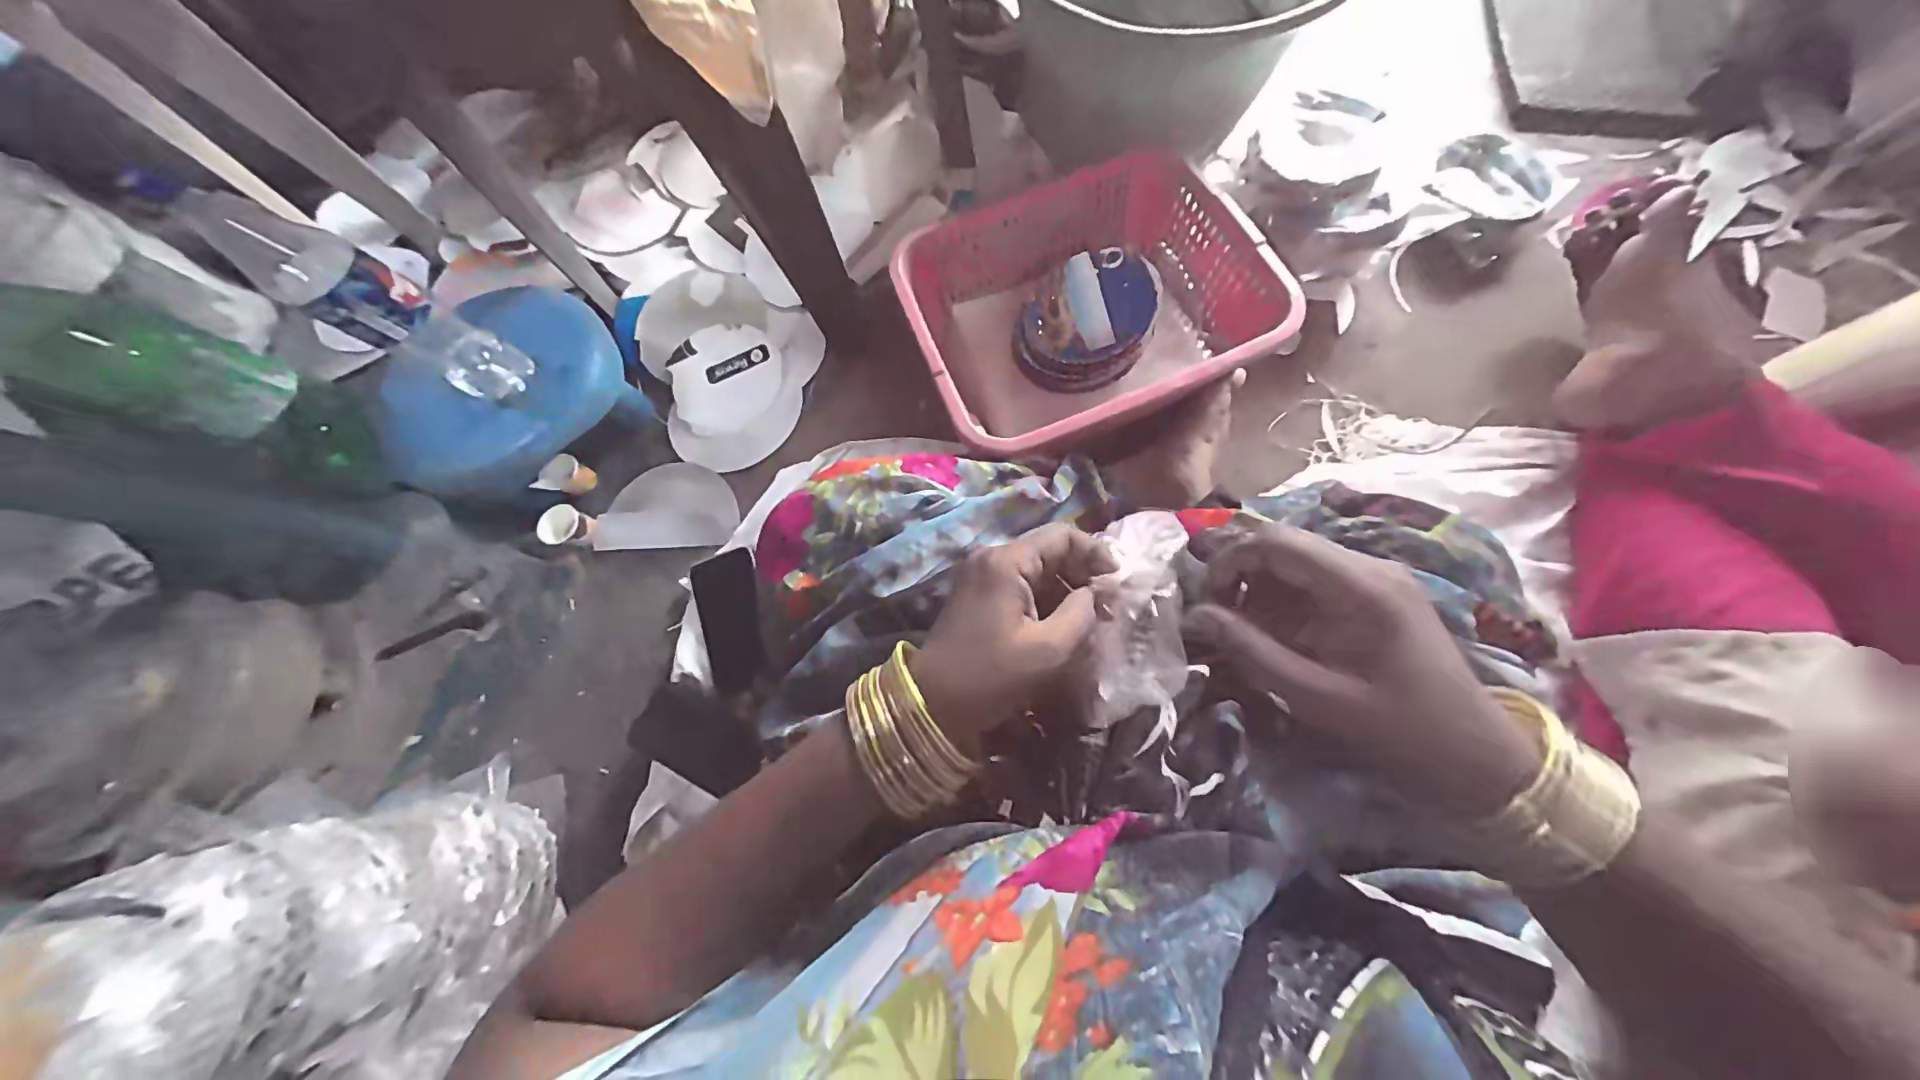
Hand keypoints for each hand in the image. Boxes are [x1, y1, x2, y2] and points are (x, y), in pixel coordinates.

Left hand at [910, 523, 1116, 751]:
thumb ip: (1081, 614)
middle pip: (1049, 551)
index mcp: (1006, 561)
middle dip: (1082, 575)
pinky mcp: (978, 594)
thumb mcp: (1048, 650)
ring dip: (1066, 591)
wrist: (932, 702)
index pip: (1062, 535)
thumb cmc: (990, 676)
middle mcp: (991, 557)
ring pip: (1037, 570)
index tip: (1117, 581)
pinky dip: (1045, 601)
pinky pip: (1021, 586)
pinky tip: (1062, 626)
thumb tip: (1094, 593)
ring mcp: (981, 575)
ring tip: (1090, 620)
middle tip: (1107, 607)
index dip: (1096, 553)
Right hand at [1186, 522, 1541, 816]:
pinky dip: (1279, 600)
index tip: (1207, 603)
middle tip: (1217, 617)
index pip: (1275, 542)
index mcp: (1360, 587)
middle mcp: (1367, 567)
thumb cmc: (1398, 728)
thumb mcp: (1315, 696)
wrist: (1476, 752)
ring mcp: (1373, 576)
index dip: (1228, 562)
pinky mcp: (1372, 592)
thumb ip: (1251, 652)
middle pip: (1281, 544)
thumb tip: (1196, 616)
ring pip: (1291, 560)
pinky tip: (1274, 635)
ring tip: (1242, 632)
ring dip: (1256, 588)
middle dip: (1238, 574)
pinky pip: (1310, 580)